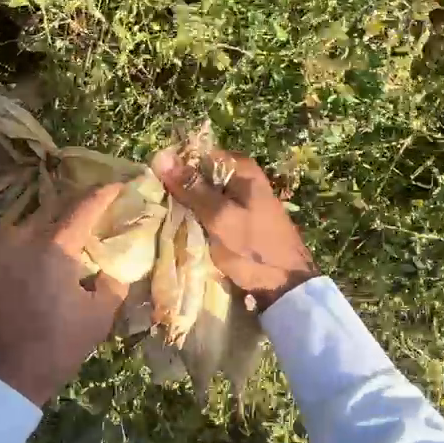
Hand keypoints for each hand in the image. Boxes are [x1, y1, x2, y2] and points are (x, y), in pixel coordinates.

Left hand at [0, 183, 129, 404]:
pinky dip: (38, 227)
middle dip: (81, 200)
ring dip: (58, 213)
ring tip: (77, 220)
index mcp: (54, 244)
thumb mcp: (96, 318)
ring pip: (36, 214)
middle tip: (102, 202)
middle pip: (58, 204)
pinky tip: (50, 239)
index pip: (85, 205)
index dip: (105, 192)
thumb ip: (111, 283)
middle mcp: (25, 233)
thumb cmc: (52, 347)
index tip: (121, 184)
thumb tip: (116, 265)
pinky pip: (19, 229)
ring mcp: (2, 243)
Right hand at [154, 148, 316, 309]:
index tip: (157, 187)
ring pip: (201, 193)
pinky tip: (182, 228)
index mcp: (241, 168)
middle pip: (199, 174)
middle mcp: (241, 177)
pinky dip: (196, 217)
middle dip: (179, 188)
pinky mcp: (236, 217)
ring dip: (185, 205)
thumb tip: (160, 156)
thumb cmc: (254, 249)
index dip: (175, 168)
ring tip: (166, 218)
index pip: (197, 155)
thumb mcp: (220, 217)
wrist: (286, 287)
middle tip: (159, 206)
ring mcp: (239, 198)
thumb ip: (192, 188)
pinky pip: (208, 209)